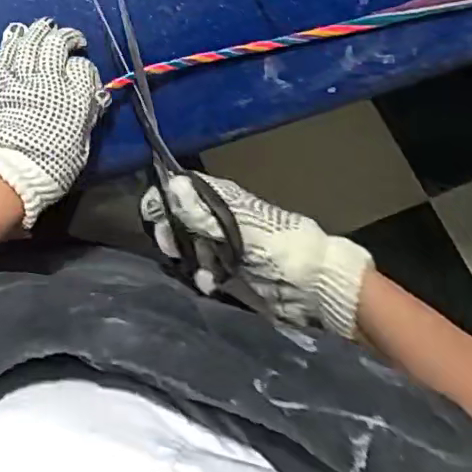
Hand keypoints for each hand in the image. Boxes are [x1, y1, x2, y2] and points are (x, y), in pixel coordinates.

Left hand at [0, 18, 111, 227]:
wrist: (15, 167)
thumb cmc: (55, 161)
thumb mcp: (82, 137)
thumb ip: (86, 110)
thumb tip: (91, 95)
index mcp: (75, 97)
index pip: (83, 68)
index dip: (83, 66)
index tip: (82, 68)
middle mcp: (49, 81)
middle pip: (56, 46)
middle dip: (65, 37)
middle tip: (70, 38)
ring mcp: (23, 79)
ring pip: (30, 45)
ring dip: (38, 32)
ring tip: (44, 26)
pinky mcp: (2, 83)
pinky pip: (7, 55)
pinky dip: (11, 42)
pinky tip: (16, 33)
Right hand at [140, 172, 372, 336]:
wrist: (316, 290)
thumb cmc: (280, 249)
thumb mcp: (239, 227)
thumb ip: (200, 210)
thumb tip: (172, 181)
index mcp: (220, 198)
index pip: (178, 189)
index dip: (163, 199)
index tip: (154, 217)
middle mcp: (215, 218)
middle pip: (175, 218)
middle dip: (172, 235)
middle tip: (172, 249)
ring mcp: (219, 245)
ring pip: (184, 246)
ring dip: (188, 259)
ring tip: (205, 273)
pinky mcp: (225, 270)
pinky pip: (199, 270)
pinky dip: (202, 277)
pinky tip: (211, 283)